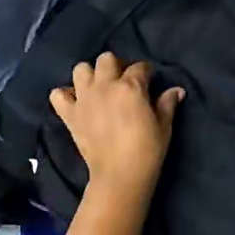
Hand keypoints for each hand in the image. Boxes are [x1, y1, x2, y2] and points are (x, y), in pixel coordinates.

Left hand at [50, 53, 185, 196]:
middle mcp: (104, 86)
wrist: (120, 175)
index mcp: (130, 86)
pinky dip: (65, 95)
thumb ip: (167, 104)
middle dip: (115, 66)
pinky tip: (75, 103)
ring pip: (81, 69)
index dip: (145, 72)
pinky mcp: (70, 114)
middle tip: (122, 83)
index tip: (148, 81)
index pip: (139, 67)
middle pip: (106, 59)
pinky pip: (58, 95)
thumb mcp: (163, 127)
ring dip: (89, 75)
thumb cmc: (147, 151)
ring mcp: (84, 98)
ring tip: (98, 89)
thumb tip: (177, 90)